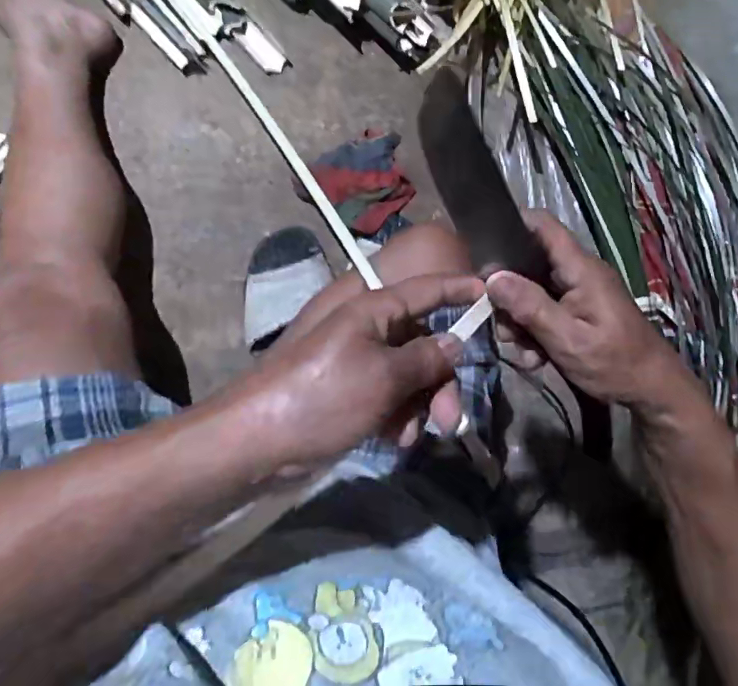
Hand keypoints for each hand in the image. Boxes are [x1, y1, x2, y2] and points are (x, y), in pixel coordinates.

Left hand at [219, 272, 484, 475]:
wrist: (245, 448)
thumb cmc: (320, 399)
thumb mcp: (385, 377)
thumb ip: (428, 358)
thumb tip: (456, 343)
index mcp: (373, 307)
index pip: (428, 289)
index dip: (461, 289)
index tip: (492, 293)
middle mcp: (367, 326)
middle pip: (424, 342)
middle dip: (441, 379)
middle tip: (451, 417)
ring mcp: (355, 358)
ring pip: (409, 372)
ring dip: (421, 403)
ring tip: (416, 437)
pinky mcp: (345, 388)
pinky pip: (387, 391)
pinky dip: (397, 413)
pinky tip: (396, 440)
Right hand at [485, 211, 699, 416]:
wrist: (652, 387)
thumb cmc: (614, 362)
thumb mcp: (567, 339)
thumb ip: (530, 307)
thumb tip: (493, 277)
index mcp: (581, 268)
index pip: (544, 225)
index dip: (513, 225)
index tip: (483, 249)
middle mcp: (581, 272)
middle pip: (532, 263)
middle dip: (509, 293)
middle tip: (501, 327)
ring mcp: (582, 291)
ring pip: (536, 291)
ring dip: (522, 320)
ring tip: (524, 351)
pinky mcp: (582, 310)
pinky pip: (549, 310)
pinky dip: (537, 331)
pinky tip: (537, 359)